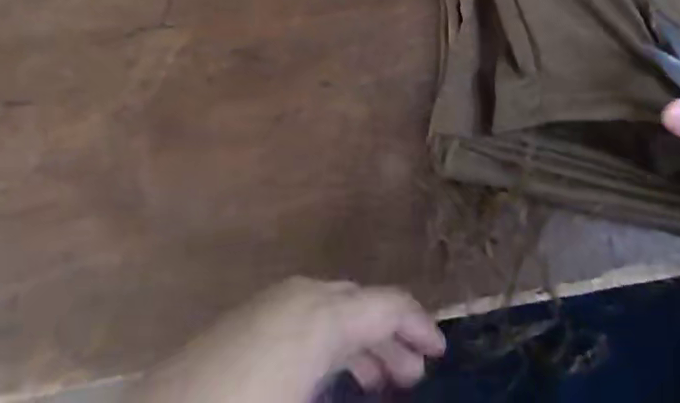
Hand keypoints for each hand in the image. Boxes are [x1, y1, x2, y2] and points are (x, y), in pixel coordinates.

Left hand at [137, 278, 445, 402]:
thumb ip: (362, 381)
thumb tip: (389, 381)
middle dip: (391, 339)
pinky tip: (324, 378)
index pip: (388, 307)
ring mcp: (265, 305)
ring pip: (331, 312)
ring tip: (377, 383)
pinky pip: (302, 321)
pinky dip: (326, 344)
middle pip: (361, 305)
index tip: (440, 354)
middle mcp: (300, 296)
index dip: (420, 327)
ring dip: (359, 344)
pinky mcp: (239, 323)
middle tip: (412, 376)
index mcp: (322, 316)